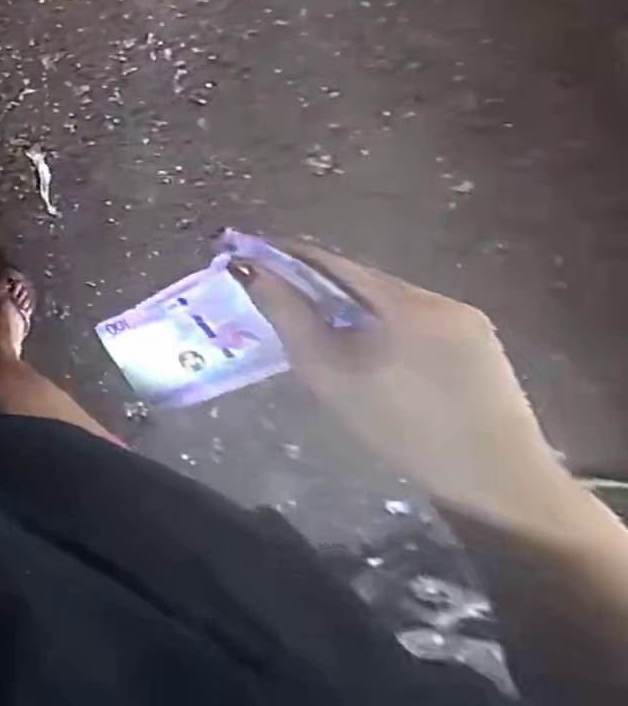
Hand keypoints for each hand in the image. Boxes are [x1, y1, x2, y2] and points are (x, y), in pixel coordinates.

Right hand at [237, 240, 579, 532]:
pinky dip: (369, 320)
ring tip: (301, 318)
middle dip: (308, 280)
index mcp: (408, 302)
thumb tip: (245, 268)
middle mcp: (443, 302)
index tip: (239, 252)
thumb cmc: (395, 422)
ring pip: (381, 299)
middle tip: (262, 288)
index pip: (329, 262)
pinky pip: (406, 318)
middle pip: (358, 279)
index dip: (280, 253)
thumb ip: (283, 311)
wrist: (496, 483)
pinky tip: (351, 342)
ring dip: (339, 302)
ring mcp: (468, 324)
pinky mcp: (477, 346)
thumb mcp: (323, 366)